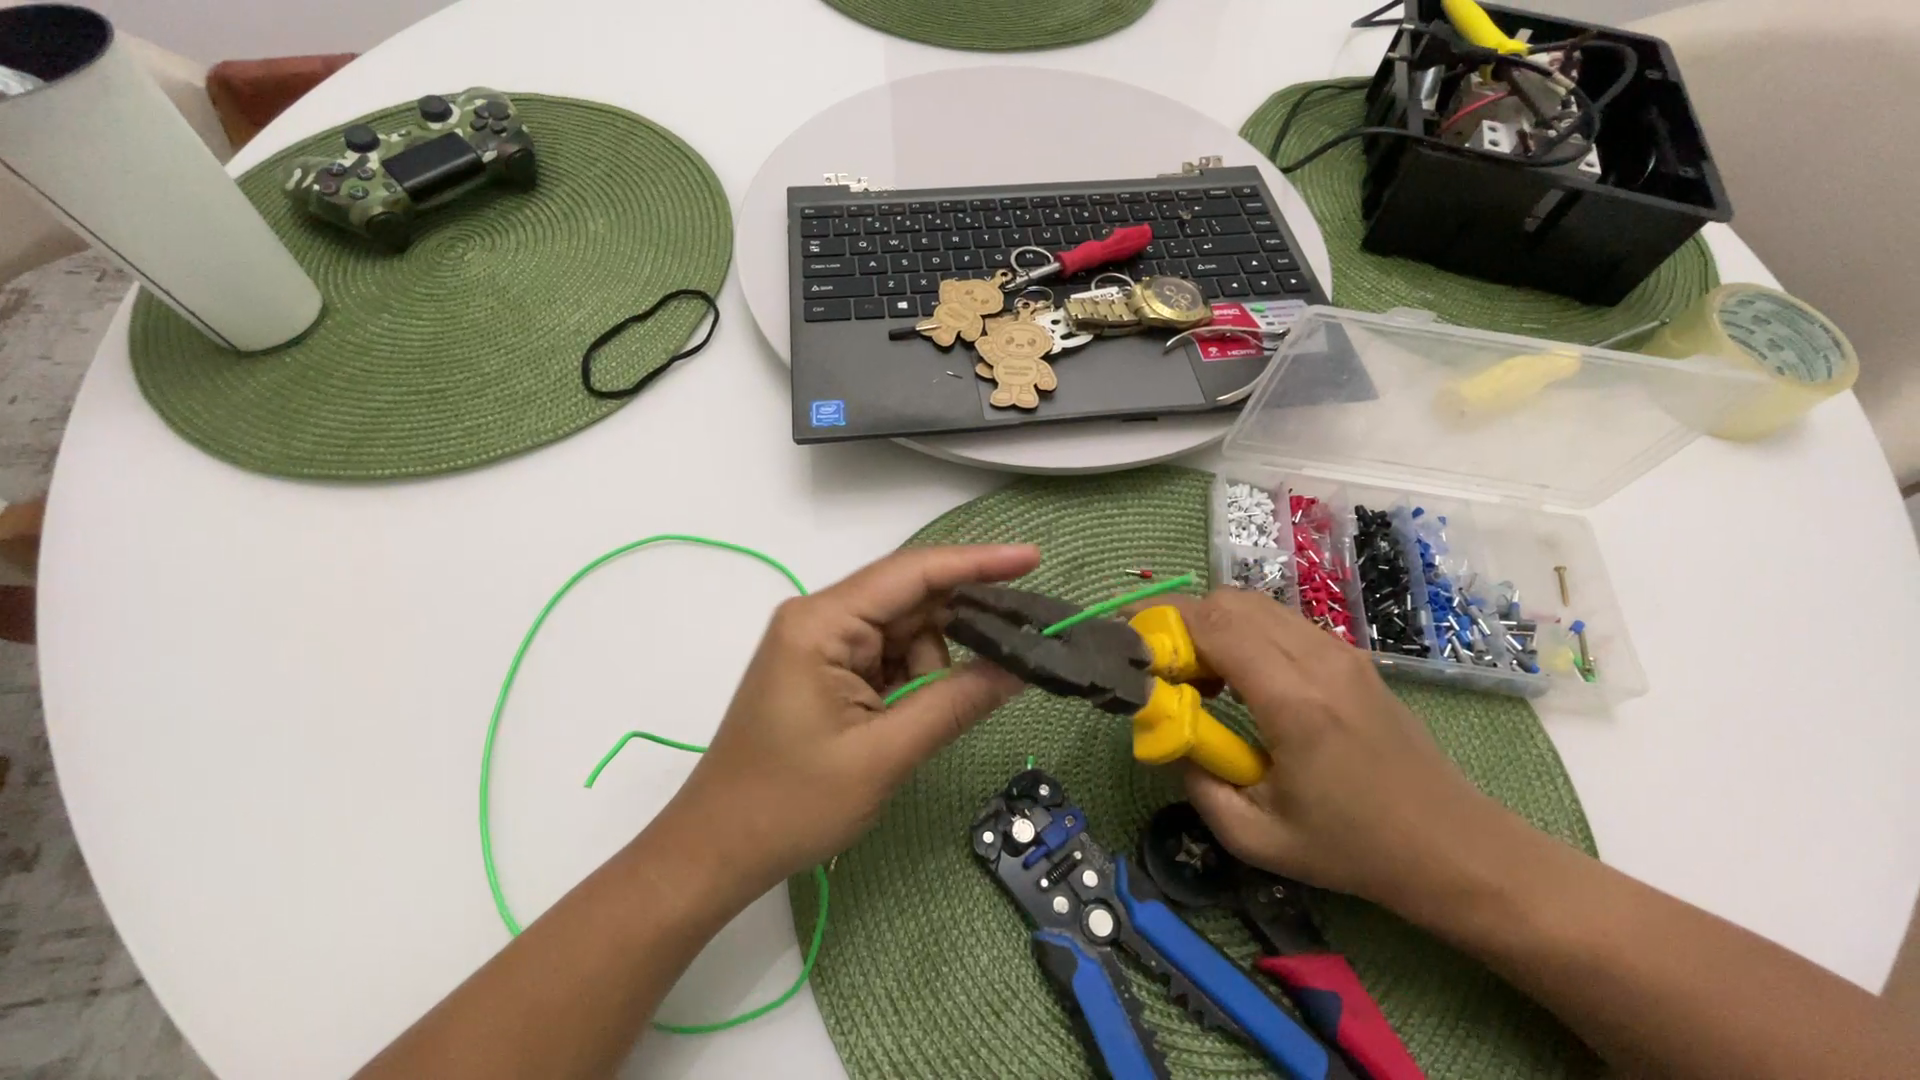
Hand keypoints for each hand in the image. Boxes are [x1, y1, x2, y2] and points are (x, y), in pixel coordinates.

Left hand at [662, 545, 1039, 892]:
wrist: (718, 849)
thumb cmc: (791, 804)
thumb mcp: (884, 755)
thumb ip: (955, 703)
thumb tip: (1020, 668)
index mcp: (822, 623)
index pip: (912, 575)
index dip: (977, 564)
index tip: (1033, 558)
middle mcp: (819, 619)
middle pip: (911, 601)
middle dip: (963, 626)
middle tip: (1020, 650)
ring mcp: (820, 646)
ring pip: (905, 634)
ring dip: (933, 668)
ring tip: (922, 722)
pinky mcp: (825, 673)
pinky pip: (887, 659)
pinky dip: (914, 681)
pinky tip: (916, 715)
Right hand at [1166, 589, 1519, 908]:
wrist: (1452, 845)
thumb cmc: (1354, 848)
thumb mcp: (1257, 838)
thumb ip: (1198, 785)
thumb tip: (1170, 737)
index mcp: (1294, 701)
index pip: (1214, 625)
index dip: (1163, 626)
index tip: (1132, 650)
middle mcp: (1318, 660)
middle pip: (1230, 600)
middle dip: (1182, 621)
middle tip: (1163, 668)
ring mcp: (1341, 652)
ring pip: (1256, 604)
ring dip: (1214, 625)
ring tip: (1199, 676)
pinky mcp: (1352, 658)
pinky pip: (1282, 622)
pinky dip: (1245, 632)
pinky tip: (1242, 680)